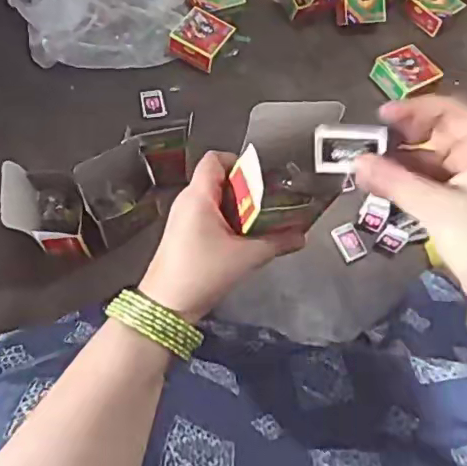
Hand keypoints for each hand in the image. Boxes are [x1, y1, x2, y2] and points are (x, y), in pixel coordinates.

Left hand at [139, 151, 304, 320]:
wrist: (166, 306)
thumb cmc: (201, 274)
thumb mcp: (246, 257)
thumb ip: (277, 242)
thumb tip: (300, 236)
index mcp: (198, 196)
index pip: (215, 158)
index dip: (239, 162)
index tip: (261, 178)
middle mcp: (187, 201)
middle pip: (218, 178)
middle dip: (245, 188)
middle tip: (267, 202)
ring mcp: (182, 217)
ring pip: (214, 198)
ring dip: (237, 207)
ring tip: (258, 221)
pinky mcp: (182, 234)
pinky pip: (207, 215)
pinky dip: (226, 220)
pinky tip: (241, 238)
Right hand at [353, 96, 466, 323]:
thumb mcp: (438, 211)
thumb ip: (396, 183)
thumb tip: (357, 161)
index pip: (452, 112)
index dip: (417, 108)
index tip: (382, 115)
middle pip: (440, 134)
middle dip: (405, 136)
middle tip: (369, 143)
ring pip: (433, 160)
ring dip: (404, 161)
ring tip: (370, 167)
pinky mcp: (466, 206)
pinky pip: (434, 182)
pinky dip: (411, 182)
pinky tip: (386, 186)